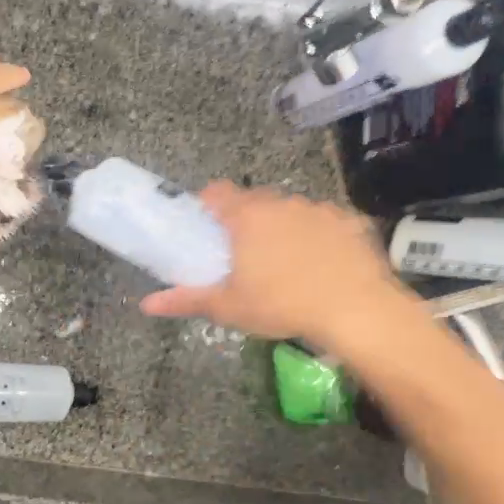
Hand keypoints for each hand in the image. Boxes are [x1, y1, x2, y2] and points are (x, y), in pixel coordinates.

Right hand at [139, 181, 415, 348]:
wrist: (357, 311)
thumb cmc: (281, 305)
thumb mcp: (227, 307)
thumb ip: (186, 299)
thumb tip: (146, 304)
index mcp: (248, 218)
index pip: (217, 192)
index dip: (206, 203)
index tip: (202, 223)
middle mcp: (283, 204)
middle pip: (255, 200)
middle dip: (244, 219)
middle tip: (238, 251)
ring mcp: (321, 211)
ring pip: (291, 211)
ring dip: (281, 227)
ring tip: (280, 262)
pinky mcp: (352, 223)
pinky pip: (324, 224)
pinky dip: (316, 237)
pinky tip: (317, 265)